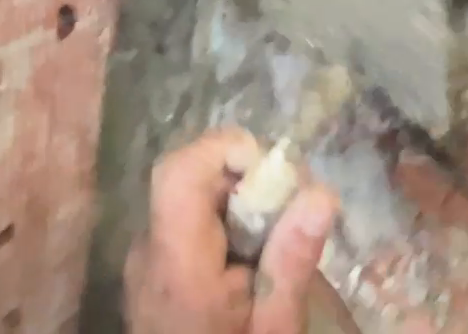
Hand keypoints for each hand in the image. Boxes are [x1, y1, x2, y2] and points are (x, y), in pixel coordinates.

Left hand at [126, 128, 340, 333]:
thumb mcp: (275, 331)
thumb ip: (292, 263)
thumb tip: (322, 193)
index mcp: (175, 266)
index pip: (178, 173)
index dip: (225, 150)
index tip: (276, 174)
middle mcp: (149, 252)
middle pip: (189, 175)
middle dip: (246, 175)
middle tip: (291, 209)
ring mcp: (145, 260)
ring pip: (191, 192)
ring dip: (238, 196)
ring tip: (276, 238)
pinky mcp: (152, 268)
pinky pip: (188, 217)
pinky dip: (225, 218)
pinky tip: (251, 258)